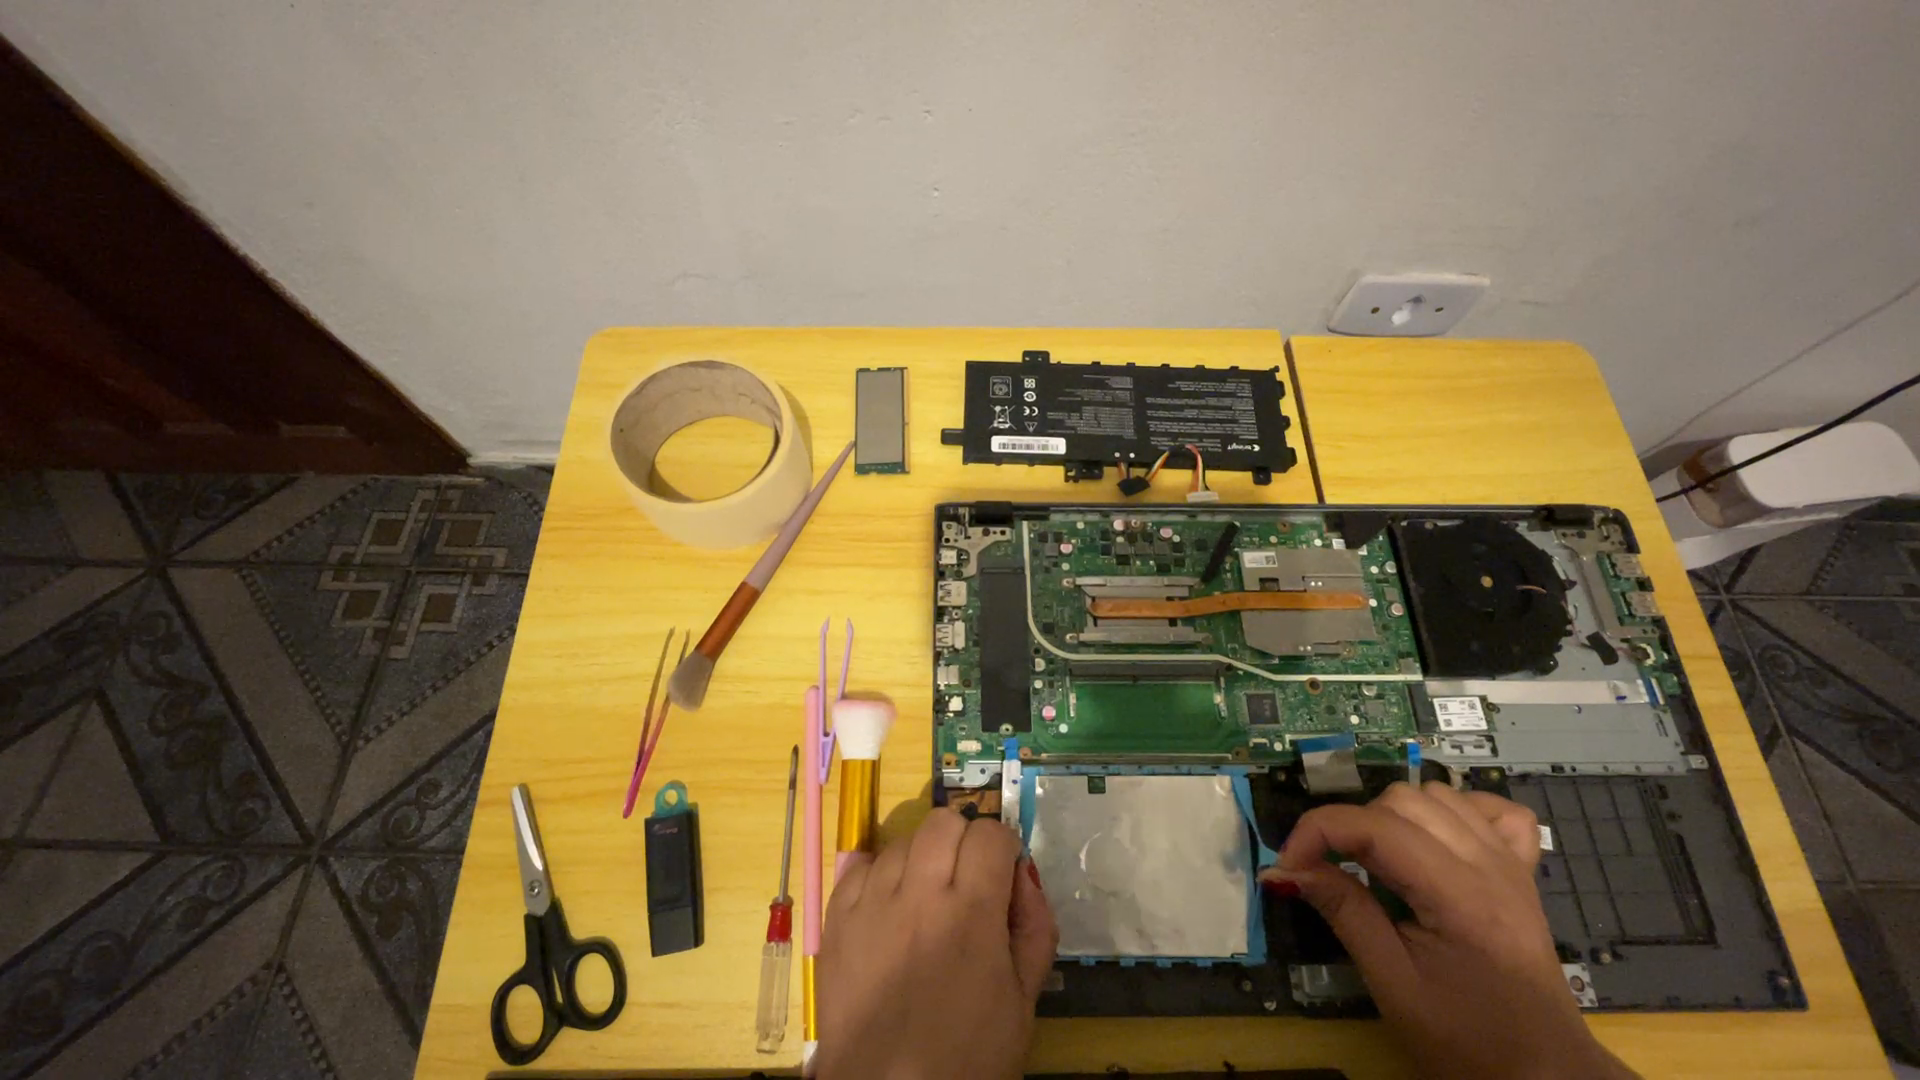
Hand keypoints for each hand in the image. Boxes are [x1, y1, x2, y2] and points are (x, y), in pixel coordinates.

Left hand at [816, 808, 1057, 1079]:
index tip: (1002, 874)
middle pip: (943, 822)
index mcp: (971, 911)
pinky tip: (888, 906)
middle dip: (962, 840)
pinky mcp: (836, 917)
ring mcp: (872, 902)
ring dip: (920, 859)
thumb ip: (1034, 927)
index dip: (1003, 848)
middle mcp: (920, 893)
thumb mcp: (1023, 1001)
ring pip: (901, 841)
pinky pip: (858, 865)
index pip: (990, 834)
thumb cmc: (966, 1057)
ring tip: (924, 900)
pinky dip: (878, 875)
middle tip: (966, 880)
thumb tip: (1024, 876)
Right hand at [1261, 782, 1637, 1079]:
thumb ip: (1344, 913)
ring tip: (1378, 861)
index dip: (1317, 831)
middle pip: (1402, 800)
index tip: (1287, 865)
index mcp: (1460, 896)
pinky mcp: (1521, 872)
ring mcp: (1511, 864)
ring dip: (1394, 815)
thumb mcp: (1392, 985)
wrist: (1545, 1076)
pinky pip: (1491, 811)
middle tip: (1333, 871)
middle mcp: (1490, 865)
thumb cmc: (1466, 1042)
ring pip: (1437, 795)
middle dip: (1353, 826)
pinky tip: (1434, 839)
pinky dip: (1455, 810)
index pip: (1374, 827)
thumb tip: (1286, 869)